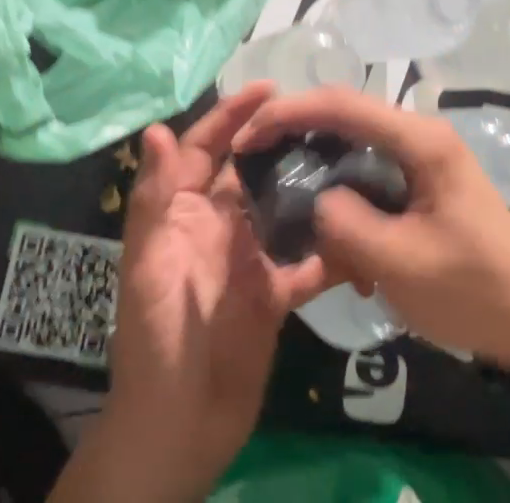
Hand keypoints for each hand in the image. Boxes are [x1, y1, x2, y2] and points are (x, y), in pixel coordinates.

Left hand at [94, 83, 334, 497]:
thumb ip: (155, 200)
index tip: (268, 87)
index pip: (205, 150)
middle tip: (324, 114)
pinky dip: (330, 248)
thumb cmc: (154, 340)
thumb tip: (158, 129)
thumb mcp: (147, 265)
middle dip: (278, 141)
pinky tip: (362, 225)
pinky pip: (307, 263)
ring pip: (282, 209)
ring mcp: (248, 259)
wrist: (179, 422)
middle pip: (249, 172)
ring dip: (308, 184)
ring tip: (350, 153)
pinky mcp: (275, 293)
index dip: (230, 117)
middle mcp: (216, 227)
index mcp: (181, 214)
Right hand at [232, 88, 509, 375]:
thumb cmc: (472, 292)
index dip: (286, 113)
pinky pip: (365, 174)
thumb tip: (315, 198)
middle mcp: (420, 137)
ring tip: (278, 192)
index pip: (341, 105)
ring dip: (316, 167)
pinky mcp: (418, 184)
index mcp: (421, 142)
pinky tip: (322, 226)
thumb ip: (346, 223)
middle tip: (251, 159)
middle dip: (293, 133)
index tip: (245, 137)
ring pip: (350, 146)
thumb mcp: (402, 263)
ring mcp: (420, 159)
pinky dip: (338, 194)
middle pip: (342, 116)